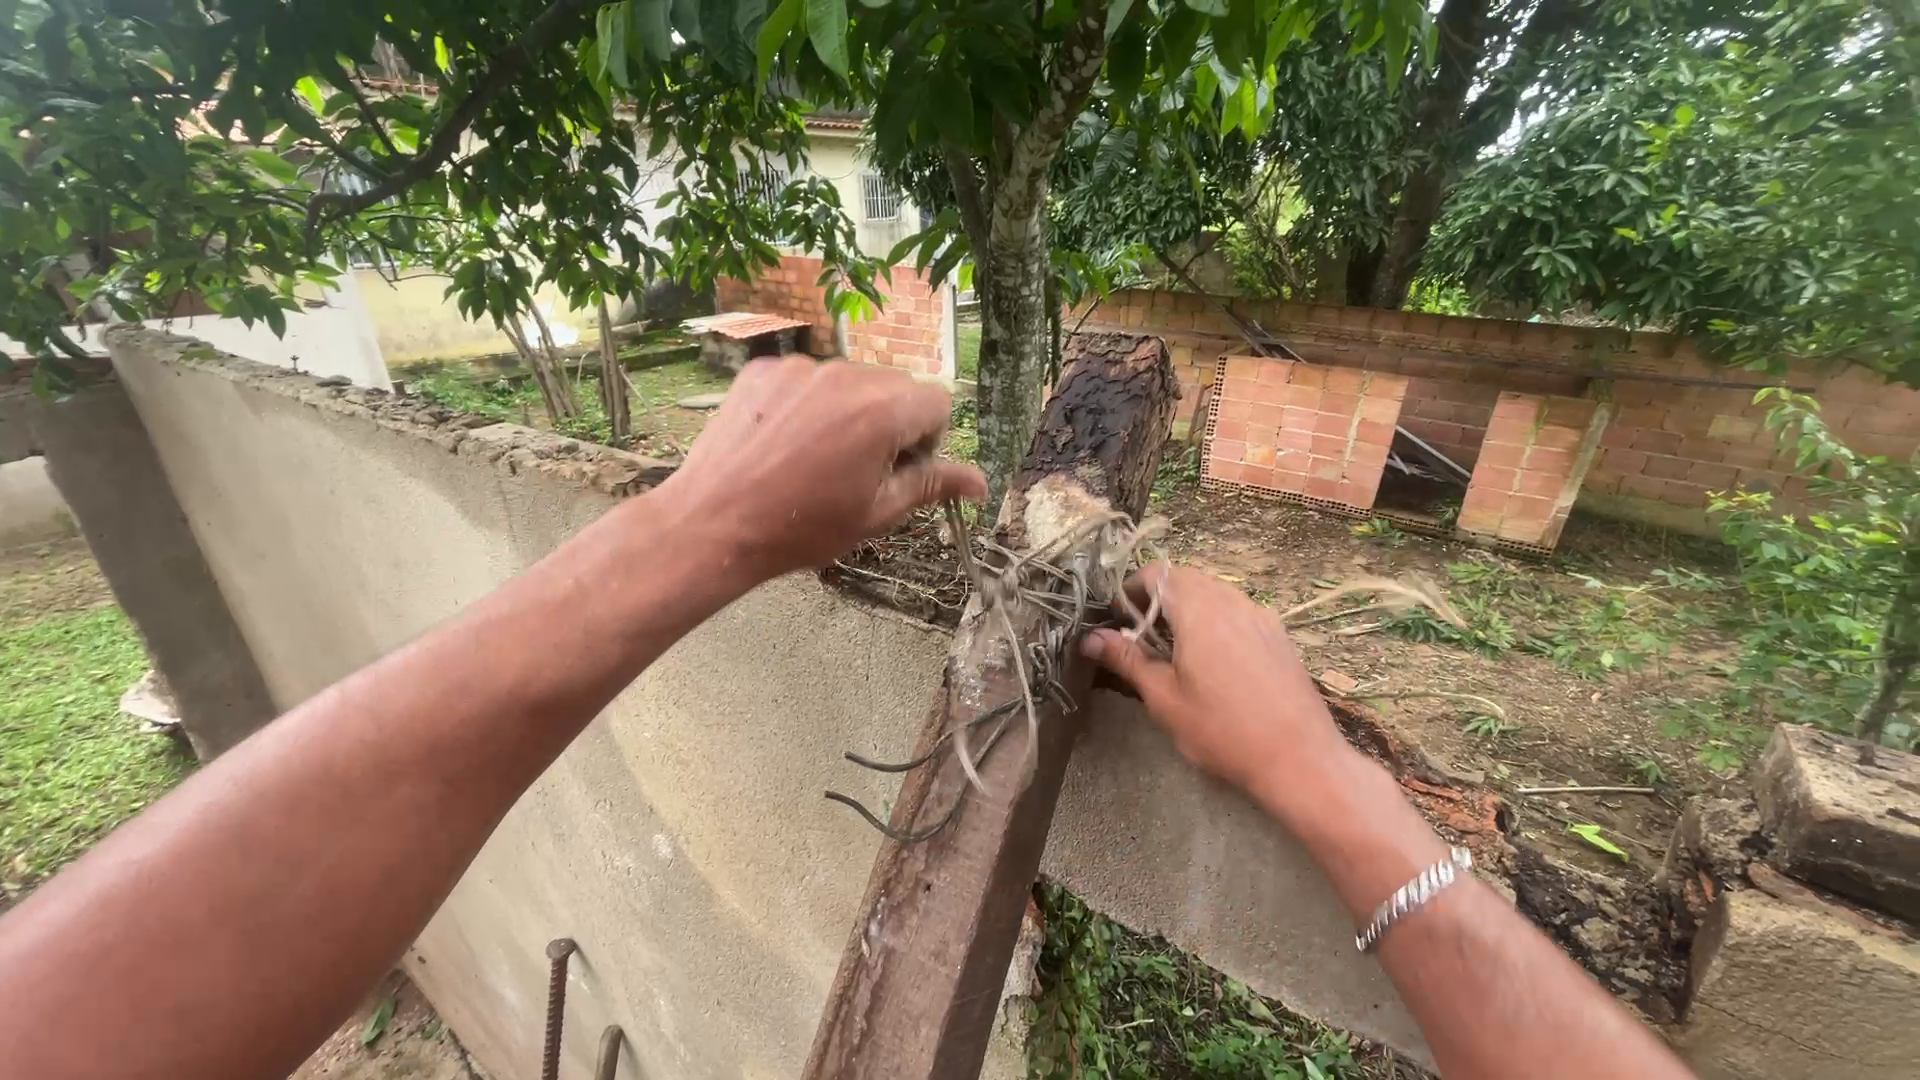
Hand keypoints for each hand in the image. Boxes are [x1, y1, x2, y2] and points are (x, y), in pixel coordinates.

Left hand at [658, 355, 986, 578]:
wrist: (712, 523)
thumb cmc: (801, 528)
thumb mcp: (877, 513)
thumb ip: (933, 486)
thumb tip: (981, 482)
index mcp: (883, 411)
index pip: (938, 402)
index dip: (926, 440)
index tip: (896, 469)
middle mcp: (845, 375)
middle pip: (896, 386)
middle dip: (891, 422)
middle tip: (857, 468)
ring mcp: (800, 367)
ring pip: (852, 381)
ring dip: (851, 411)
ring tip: (815, 457)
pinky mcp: (764, 369)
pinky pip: (808, 378)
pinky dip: (809, 403)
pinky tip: (785, 441)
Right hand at [1080, 565, 1345, 808]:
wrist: (1302, 761)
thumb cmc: (1223, 730)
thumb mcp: (1164, 698)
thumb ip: (1127, 659)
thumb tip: (1089, 638)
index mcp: (1200, 610)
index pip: (1157, 574)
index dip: (1129, 590)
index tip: (1117, 621)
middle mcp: (1232, 601)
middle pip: (1185, 579)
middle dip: (1156, 600)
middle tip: (1141, 639)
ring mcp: (1261, 616)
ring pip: (1213, 593)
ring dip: (1186, 610)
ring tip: (1175, 652)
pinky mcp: (1278, 635)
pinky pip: (1237, 611)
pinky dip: (1214, 621)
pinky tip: (1213, 663)